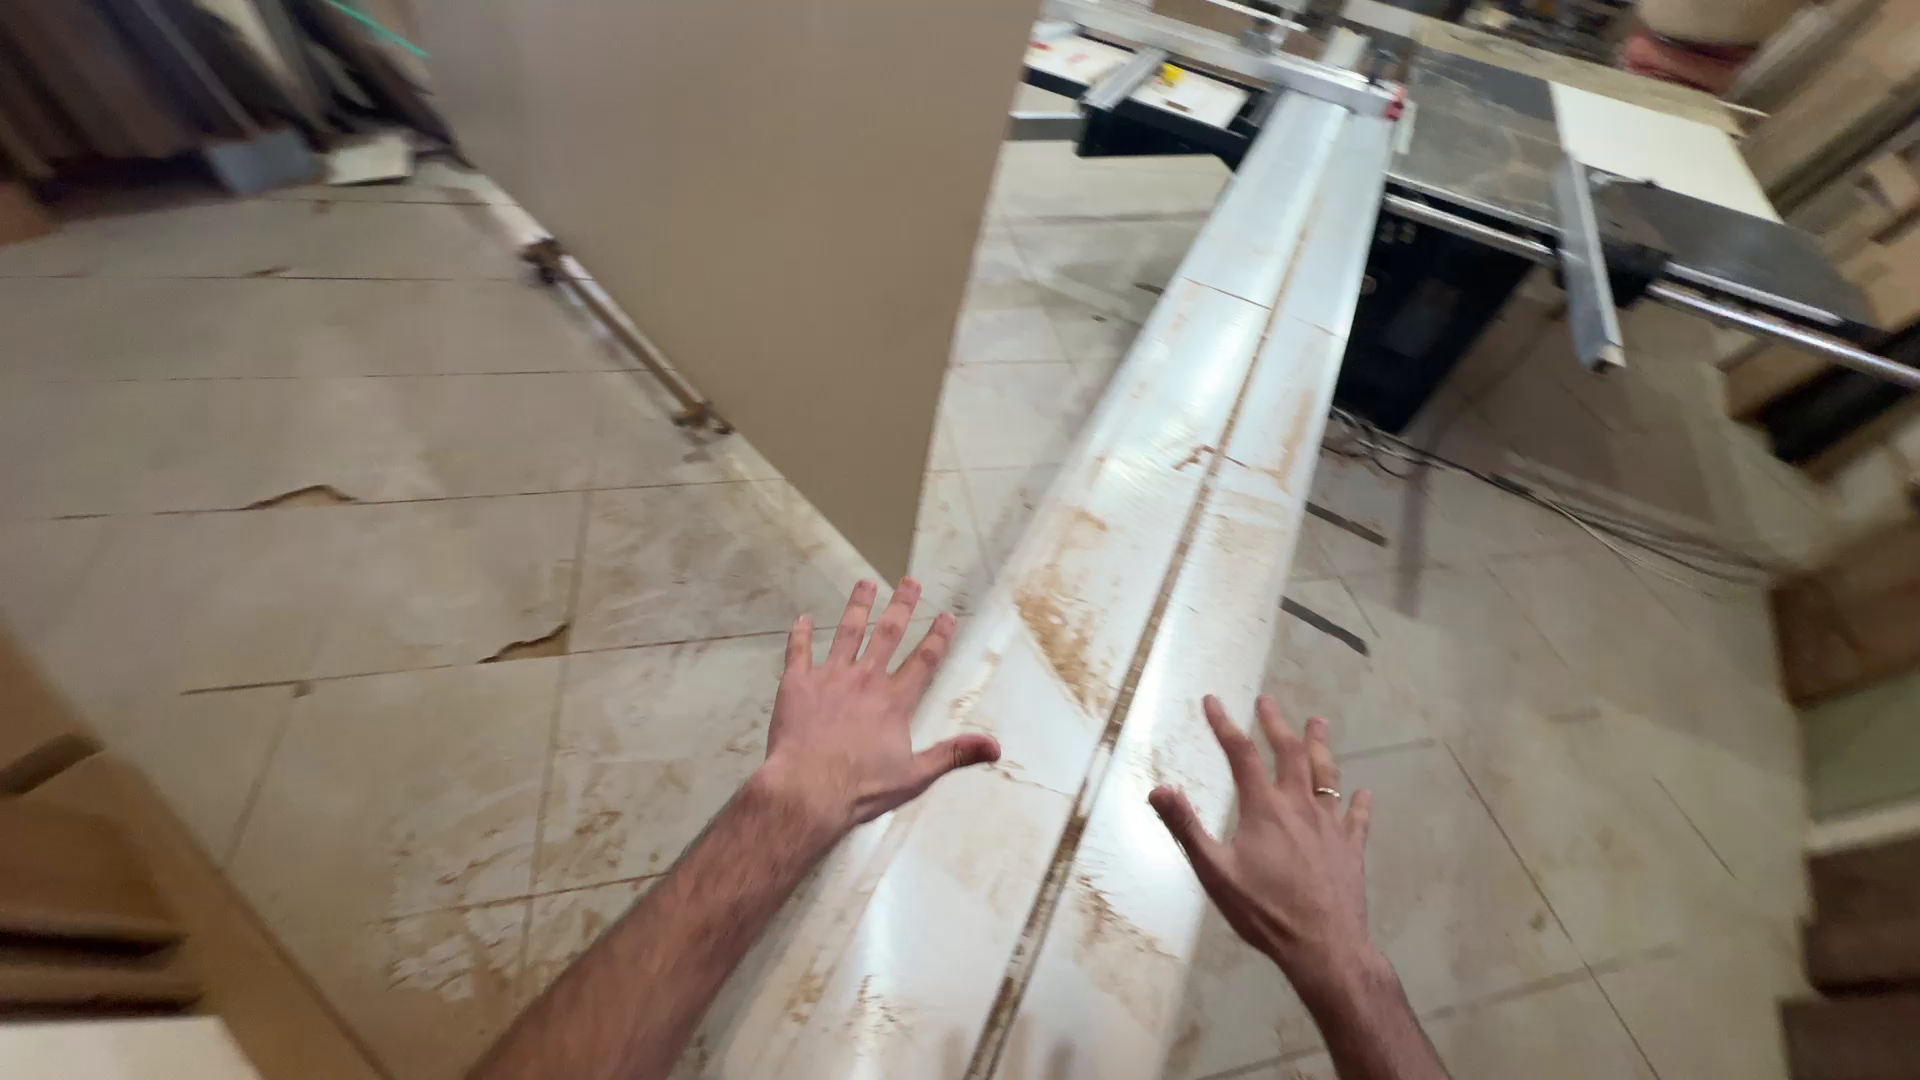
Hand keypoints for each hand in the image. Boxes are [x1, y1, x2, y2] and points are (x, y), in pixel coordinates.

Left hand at [756, 578, 1000, 836]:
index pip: (924, 660)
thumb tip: (995, 746)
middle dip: (901, 606)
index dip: (938, 636)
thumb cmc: (862, 787)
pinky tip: (801, 619)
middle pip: (888, 634)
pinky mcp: (797, 684)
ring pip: (847, 633)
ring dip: (858, 607)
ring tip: (865, 583)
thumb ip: (954, 754)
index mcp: (895, 700)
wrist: (807, 790)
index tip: (947, 615)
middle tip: (910, 581)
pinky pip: (799, 652)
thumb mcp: (915, 775)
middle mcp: (866, 679)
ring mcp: (830, 678)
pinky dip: (800, 635)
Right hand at [1150, 695, 1380, 994]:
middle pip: (1289, 753)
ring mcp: (1330, 826)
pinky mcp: (1351, 849)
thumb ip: (1186, 827)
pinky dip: (1358, 802)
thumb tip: (1159, 788)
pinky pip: (1357, 818)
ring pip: (1326, 775)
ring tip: (1318, 722)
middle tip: (1267, 701)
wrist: (1326, 950)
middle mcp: (1299, 806)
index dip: (1224, 724)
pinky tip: (1364, 792)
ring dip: (1320, 746)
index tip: (1211, 700)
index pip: (1241, 754)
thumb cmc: (1265, 911)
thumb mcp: (1214, 872)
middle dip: (1276, 723)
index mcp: (1264, 808)